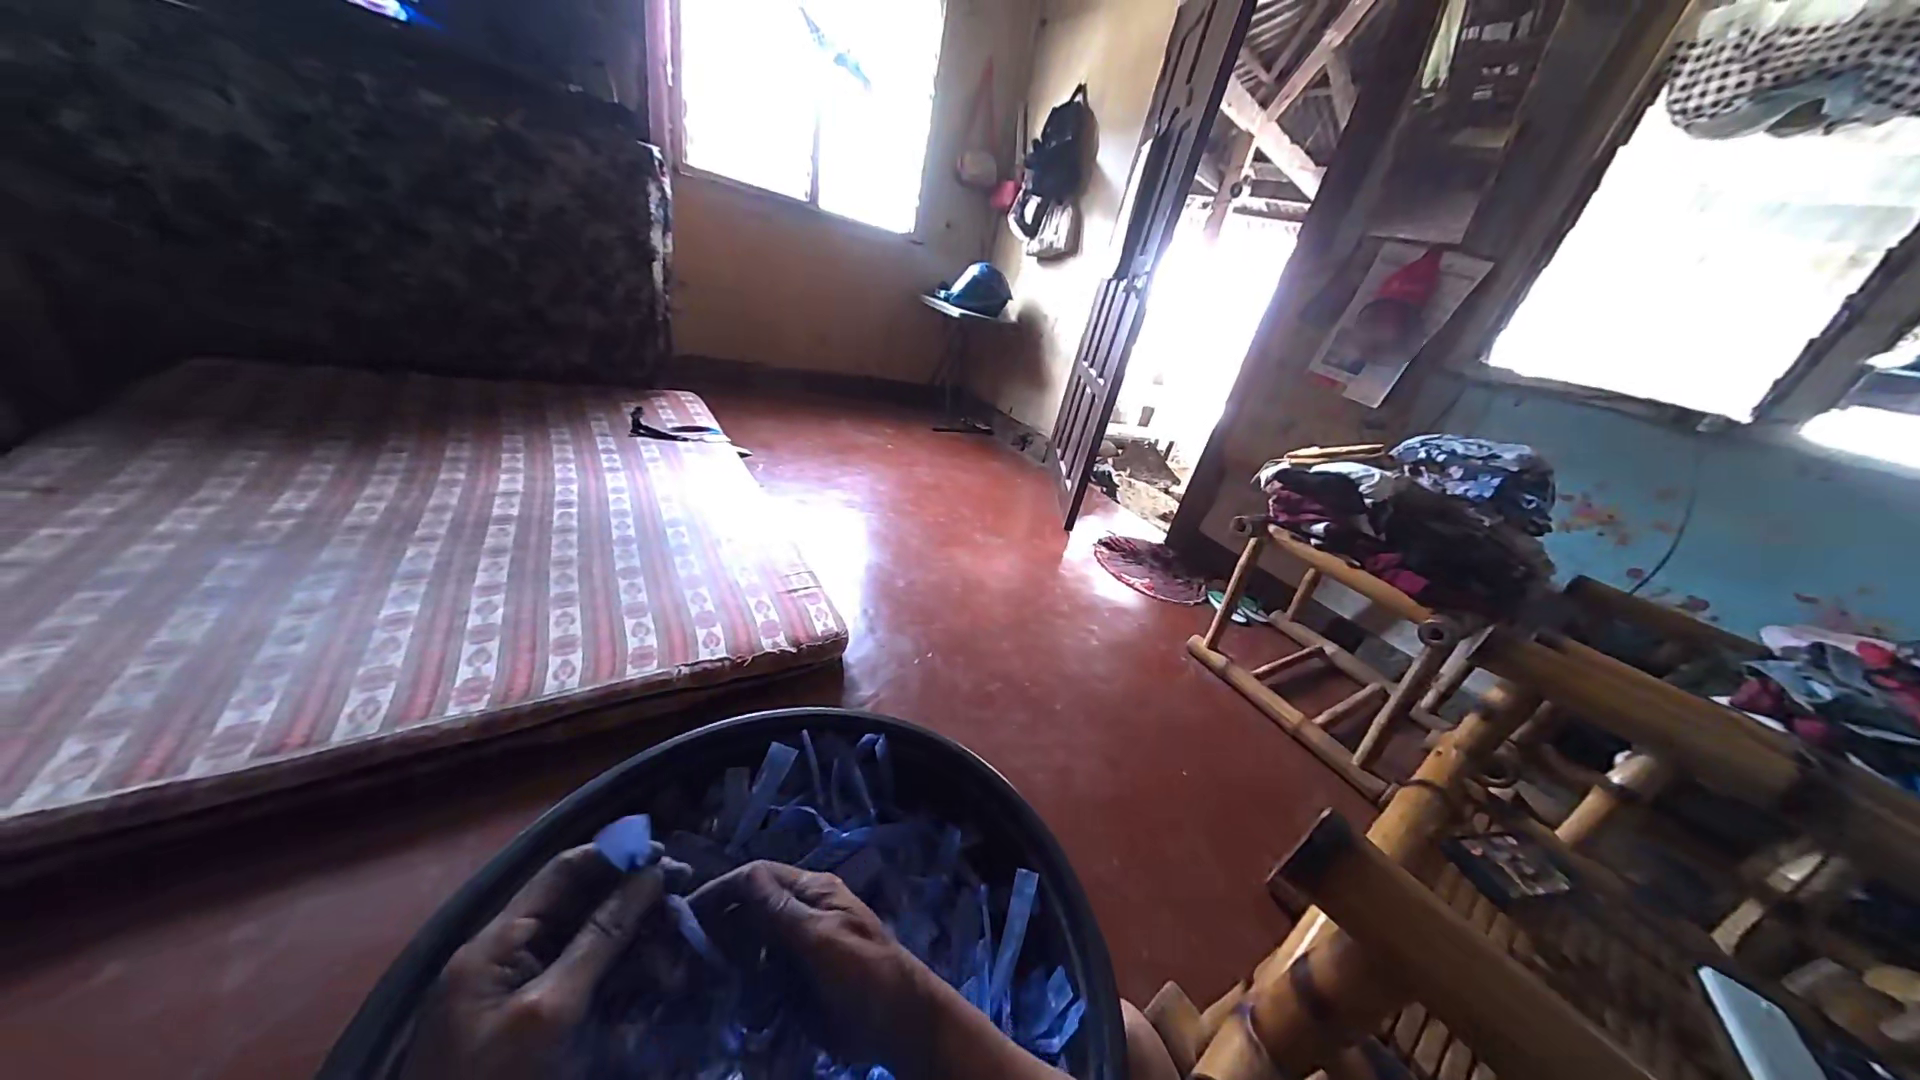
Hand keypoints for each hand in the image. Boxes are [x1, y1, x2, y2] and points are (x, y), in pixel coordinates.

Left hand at [402, 845, 665, 1079]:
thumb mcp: (550, 1009)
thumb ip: (600, 938)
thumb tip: (650, 874)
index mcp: (498, 941)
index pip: (565, 872)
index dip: (616, 856)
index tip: (665, 857)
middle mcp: (512, 952)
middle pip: (584, 902)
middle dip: (635, 897)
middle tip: (684, 893)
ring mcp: (526, 986)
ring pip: (595, 938)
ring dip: (638, 937)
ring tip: (675, 945)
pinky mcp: (542, 1016)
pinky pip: (592, 975)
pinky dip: (626, 971)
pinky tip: (656, 978)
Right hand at [689, 861, 1065, 1079]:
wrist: (898, 1021)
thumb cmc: (864, 971)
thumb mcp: (821, 937)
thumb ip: (781, 910)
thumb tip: (744, 874)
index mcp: (812, 892)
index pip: (758, 876)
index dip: (723, 889)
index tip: (685, 911)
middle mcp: (803, 912)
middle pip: (752, 907)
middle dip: (719, 923)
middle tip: (682, 950)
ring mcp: (800, 946)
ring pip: (752, 940)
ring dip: (727, 954)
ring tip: (693, 975)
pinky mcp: (797, 979)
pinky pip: (761, 972)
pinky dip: (741, 980)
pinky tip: (723, 995)